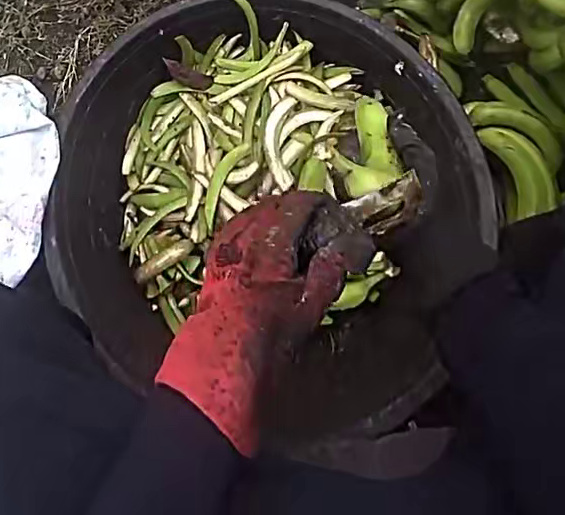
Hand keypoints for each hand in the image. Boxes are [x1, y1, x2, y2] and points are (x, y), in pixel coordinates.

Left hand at [154, 190, 369, 454]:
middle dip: (301, 212)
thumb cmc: (267, 336)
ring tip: (296, 240)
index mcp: (270, 239)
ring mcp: (226, 242)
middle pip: (277, 204)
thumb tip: (350, 246)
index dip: (323, 206)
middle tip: (320, 229)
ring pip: (257, 214)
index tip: (337, 220)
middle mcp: (245, 233)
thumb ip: (330, 269)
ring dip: (278, 219)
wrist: (218, 362)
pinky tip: (266, 249)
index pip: (301, 203)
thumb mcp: (308, 305)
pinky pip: (239, 228)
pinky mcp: (214, 256)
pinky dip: (257, 230)